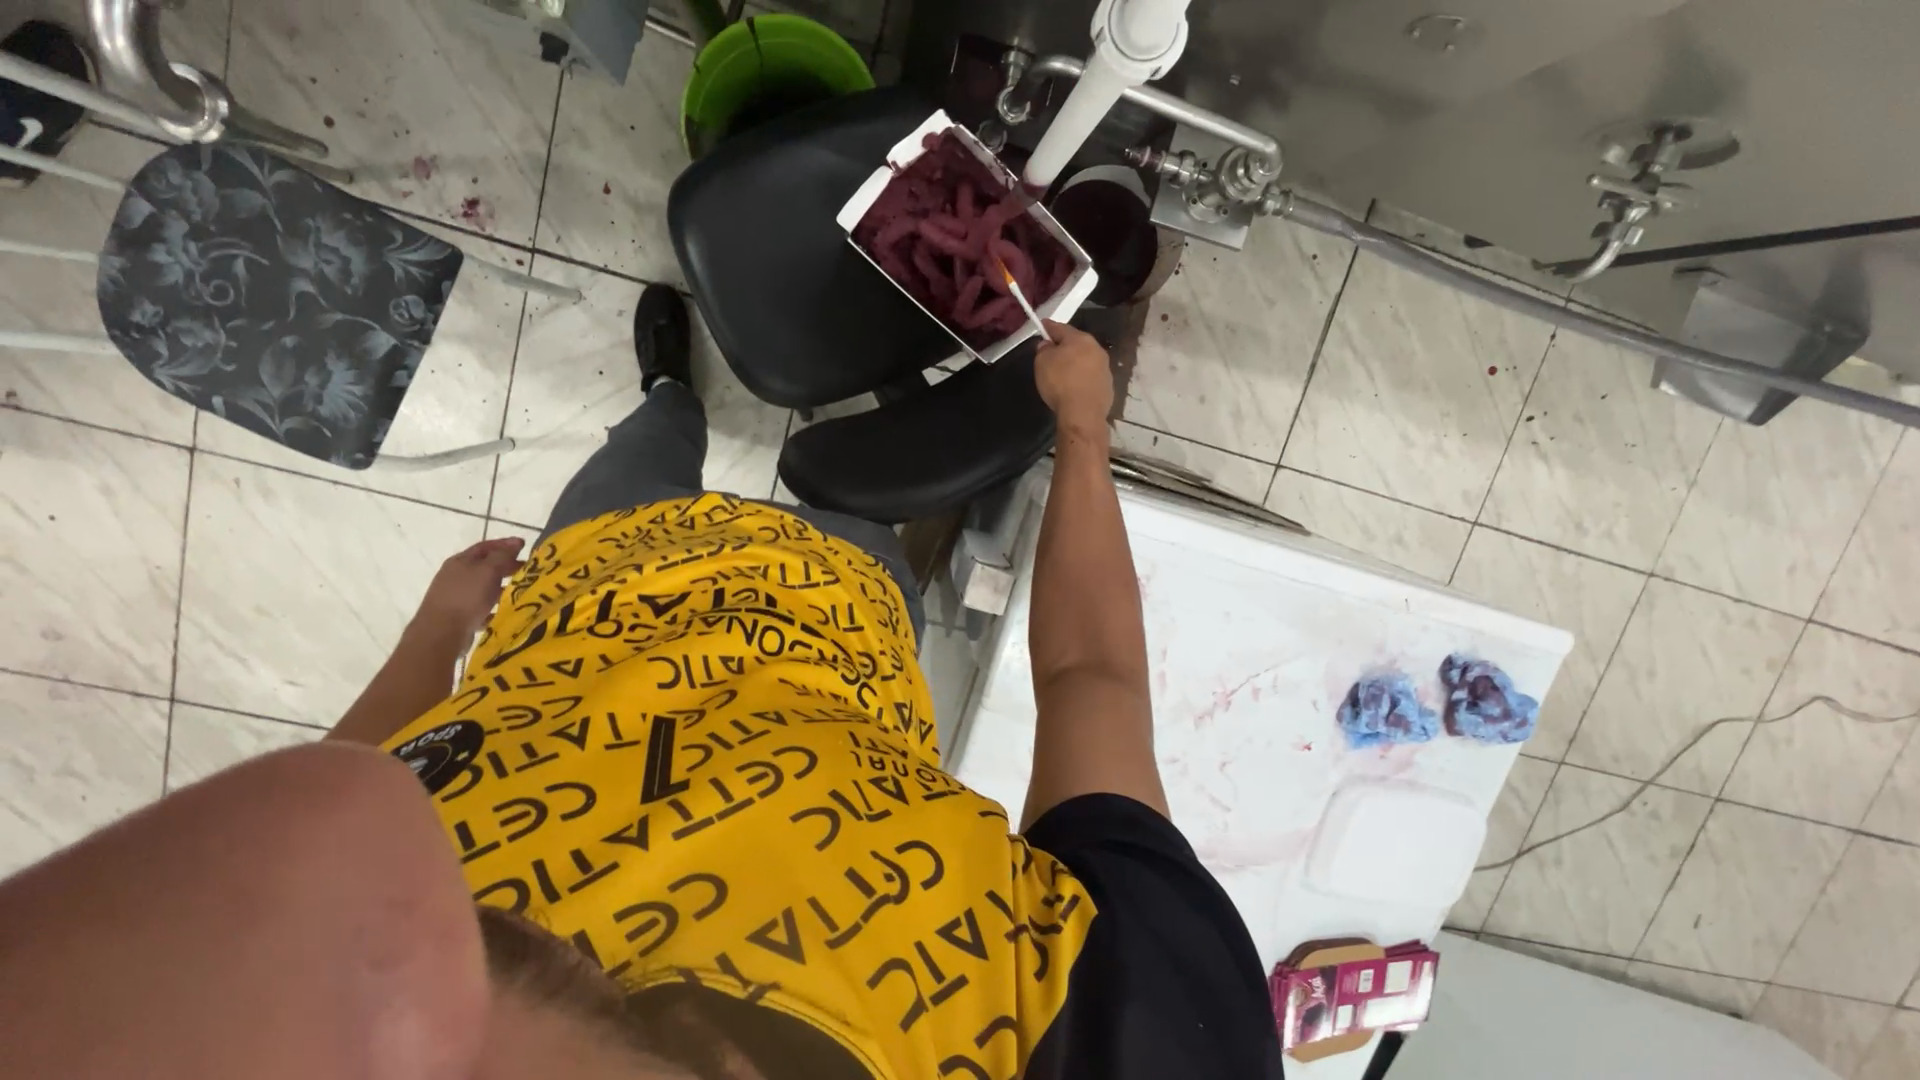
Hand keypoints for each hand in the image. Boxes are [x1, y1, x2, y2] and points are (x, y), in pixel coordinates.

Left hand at [408, 537, 524, 643]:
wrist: (442, 632)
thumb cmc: (466, 597)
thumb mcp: (488, 571)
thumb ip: (502, 556)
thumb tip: (515, 543)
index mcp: (460, 561)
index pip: (485, 546)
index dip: (505, 544)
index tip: (524, 545)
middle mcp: (456, 575)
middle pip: (484, 565)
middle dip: (506, 565)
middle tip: (526, 568)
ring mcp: (455, 594)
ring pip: (483, 585)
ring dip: (501, 585)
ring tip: (520, 589)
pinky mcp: (458, 613)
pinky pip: (481, 604)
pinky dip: (494, 604)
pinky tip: (505, 609)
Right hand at [1034, 320, 1113, 441]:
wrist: (1083, 414)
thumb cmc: (1060, 383)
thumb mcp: (1042, 363)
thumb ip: (1044, 350)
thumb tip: (1048, 345)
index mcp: (1081, 339)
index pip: (1061, 328)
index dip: (1049, 327)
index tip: (1042, 325)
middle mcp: (1097, 349)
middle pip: (1077, 343)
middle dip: (1064, 346)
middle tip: (1051, 352)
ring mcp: (1105, 369)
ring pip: (1086, 360)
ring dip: (1076, 363)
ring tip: (1063, 372)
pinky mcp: (1108, 387)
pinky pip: (1091, 377)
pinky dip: (1082, 379)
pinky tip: (1074, 388)